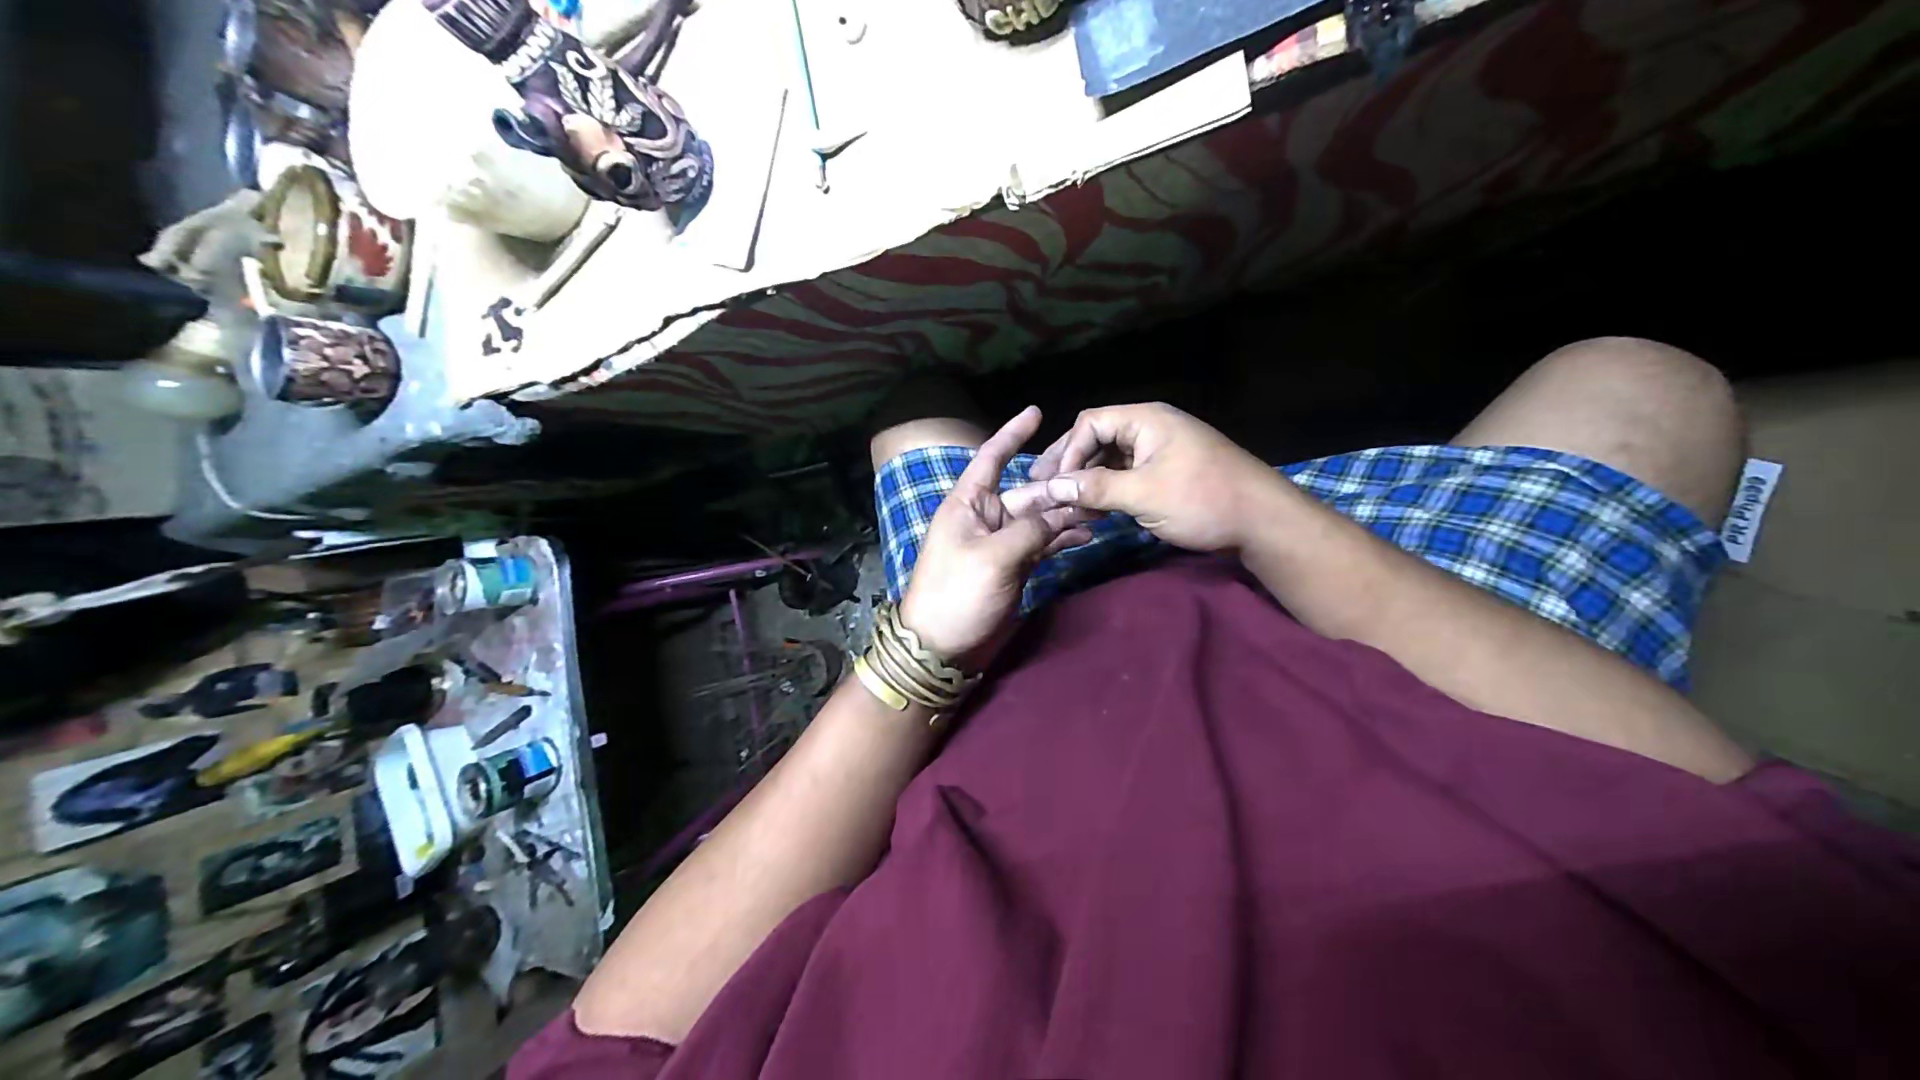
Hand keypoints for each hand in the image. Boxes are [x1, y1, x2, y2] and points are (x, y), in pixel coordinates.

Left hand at [897, 407, 1094, 664]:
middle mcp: (985, 517)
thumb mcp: (993, 557)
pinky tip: (1085, 538)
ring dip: (1066, 516)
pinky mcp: (1012, 566)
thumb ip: (1031, 531)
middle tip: (1096, 485)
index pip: (991, 458)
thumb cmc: (956, 593)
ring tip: (1100, 512)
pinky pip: (1040, 544)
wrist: (941, 646)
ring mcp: (1000, 543)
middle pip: (1028, 492)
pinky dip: (1060, 541)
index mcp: (968, 504)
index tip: (1037, 412)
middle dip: (1059, 488)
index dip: (1012, 434)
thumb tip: (1062, 515)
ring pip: (1039, 520)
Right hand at [1022, 403, 1282, 551]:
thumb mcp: (1144, 495)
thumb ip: (1095, 488)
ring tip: (1066, 504)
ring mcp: (1160, 449)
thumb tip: (1052, 487)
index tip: (1056, 484)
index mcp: (1146, 419)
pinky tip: (1093, 509)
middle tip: (1045, 490)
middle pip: (1096, 438)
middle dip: (1070, 464)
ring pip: (1110, 458)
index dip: (1067, 451)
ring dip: (1087, 479)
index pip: (1090, 423)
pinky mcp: (1166, 471)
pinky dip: (1108, 488)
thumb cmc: (1202, 500)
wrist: (1263, 521)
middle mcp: (1150, 427)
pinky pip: (1126, 473)